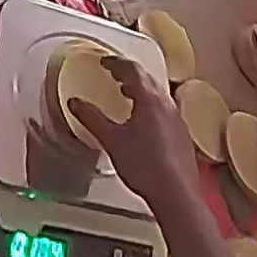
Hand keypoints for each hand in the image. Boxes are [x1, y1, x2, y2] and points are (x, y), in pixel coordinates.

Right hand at [67, 55, 195, 207]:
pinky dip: (150, 103)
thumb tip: (75, 102)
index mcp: (149, 99)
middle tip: (113, 73)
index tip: (105, 62)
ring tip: (126, 92)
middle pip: (147, 78)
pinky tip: (143, 119)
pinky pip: (164, 107)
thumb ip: (92, 118)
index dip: (117, 63)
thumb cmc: (144, 166)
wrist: (176, 194)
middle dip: (128, 73)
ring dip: (140, 88)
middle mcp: (166, 104)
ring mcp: (176, 118)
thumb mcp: (112, 140)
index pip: (133, 70)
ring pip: (157, 93)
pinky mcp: (181, 133)